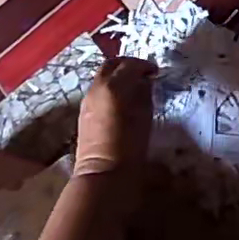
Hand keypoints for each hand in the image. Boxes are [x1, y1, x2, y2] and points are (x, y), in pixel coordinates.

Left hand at [74, 57, 156, 186]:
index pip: (129, 65)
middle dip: (127, 64)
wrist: (102, 174)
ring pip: (102, 76)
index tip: (155, 71)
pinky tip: (121, 99)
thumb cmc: (129, 148)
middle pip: (111, 65)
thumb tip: (145, 83)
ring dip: (117, 75)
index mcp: (113, 87)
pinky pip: (97, 89)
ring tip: (133, 85)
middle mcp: (96, 88)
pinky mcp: (83, 111)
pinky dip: (110, 86)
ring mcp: (87, 99)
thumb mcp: (144, 119)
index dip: (144, 65)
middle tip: (143, 72)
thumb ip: (144, 95)